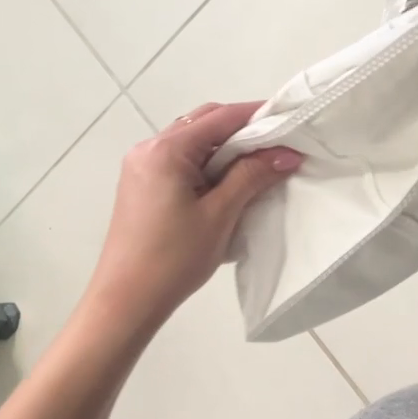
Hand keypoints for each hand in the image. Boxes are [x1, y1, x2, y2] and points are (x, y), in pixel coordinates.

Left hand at [83, 102, 300, 330]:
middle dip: (243, 127)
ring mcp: (142, 165)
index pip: (221, 117)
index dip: (259, 115)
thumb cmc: (173, 259)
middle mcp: (149, 148)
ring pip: (194, 139)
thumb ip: (252, 176)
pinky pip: (182, 157)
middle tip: (280, 142)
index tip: (292, 121)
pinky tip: (230, 178)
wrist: (124, 302)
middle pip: (205, 121)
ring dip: (227, 144)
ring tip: (260, 161)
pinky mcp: (142, 183)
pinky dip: (209, 160)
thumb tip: (288, 153)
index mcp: (166, 150)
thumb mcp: (220, 215)